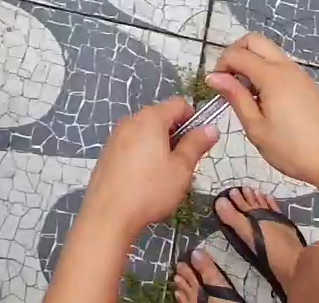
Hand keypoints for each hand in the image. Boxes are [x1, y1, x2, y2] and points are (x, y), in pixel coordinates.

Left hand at [78, 98, 217, 237]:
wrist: (108, 214)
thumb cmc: (150, 190)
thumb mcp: (181, 169)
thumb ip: (196, 145)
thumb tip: (211, 128)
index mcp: (151, 118)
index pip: (179, 104)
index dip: (194, 119)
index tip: (199, 143)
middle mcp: (132, 120)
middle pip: (161, 117)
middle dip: (176, 136)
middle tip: (183, 165)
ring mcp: (116, 135)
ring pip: (146, 132)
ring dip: (160, 146)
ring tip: (164, 176)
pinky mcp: (108, 152)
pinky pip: (131, 145)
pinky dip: (142, 154)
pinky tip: (143, 181)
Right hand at [207, 34, 318, 187]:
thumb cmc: (293, 149)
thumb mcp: (257, 128)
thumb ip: (236, 97)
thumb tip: (214, 77)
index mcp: (272, 76)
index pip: (237, 54)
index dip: (221, 65)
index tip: (215, 87)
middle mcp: (286, 66)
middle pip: (254, 40)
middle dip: (235, 53)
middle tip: (228, 80)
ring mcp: (299, 73)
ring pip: (268, 50)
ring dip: (251, 60)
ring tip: (246, 92)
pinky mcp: (307, 83)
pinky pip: (281, 64)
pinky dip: (266, 69)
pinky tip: (265, 98)